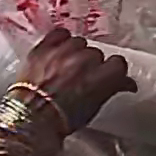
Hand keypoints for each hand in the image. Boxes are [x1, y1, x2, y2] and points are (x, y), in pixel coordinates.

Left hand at [13, 28, 136, 134]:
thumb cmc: (60, 121)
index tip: (109, 75)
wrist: (28, 119)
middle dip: (92, 64)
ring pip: (79, 42)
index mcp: (100, 79)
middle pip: (97, 53)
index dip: (113, 70)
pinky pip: (59, 34)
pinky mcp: (45, 47)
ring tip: (68, 65)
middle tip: (82, 77)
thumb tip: (126, 83)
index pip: (118, 63)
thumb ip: (110, 89)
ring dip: (76, 52)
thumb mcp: (93, 109)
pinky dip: (61, 40)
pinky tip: (59, 50)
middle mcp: (84, 61)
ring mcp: (64, 52)